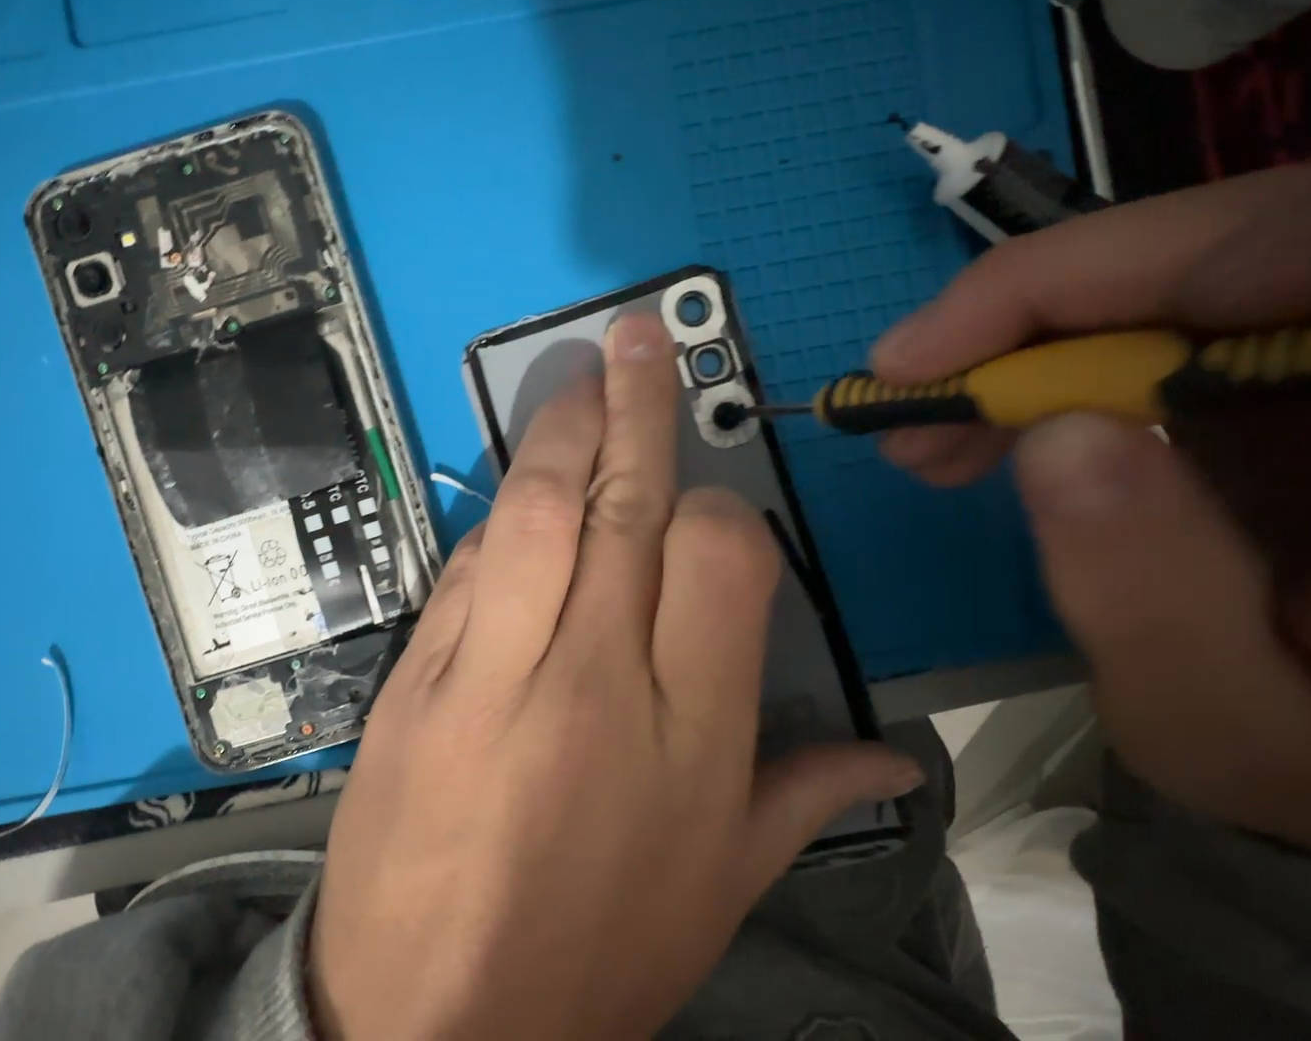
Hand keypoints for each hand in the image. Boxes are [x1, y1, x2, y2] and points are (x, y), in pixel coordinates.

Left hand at [309, 314, 923, 1038]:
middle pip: (625, 507)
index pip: (722, 556)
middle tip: (634, 338)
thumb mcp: (719, 888)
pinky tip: (512, 492)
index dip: (716, 507)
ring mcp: (493, 673)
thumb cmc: (595, 954)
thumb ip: (801, 797)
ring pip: (537, 514)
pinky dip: (495, 521)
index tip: (706, 497)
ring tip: (577, 374)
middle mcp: (595, 680)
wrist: (434, 1017)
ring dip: (558, 432)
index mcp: (693, 733)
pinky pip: (466, 570)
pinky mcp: (415, 680)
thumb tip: (895, 756)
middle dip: (634, 409)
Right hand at [870, 129, 1310, 863]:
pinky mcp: (1278, 362)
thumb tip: (1053, 434)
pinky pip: (1151, 311)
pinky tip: (975, 416)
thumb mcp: (1225, 727)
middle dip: (1055, 298)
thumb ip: (1152, 600)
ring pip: (1183, 262)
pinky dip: (1041, 351)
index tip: (1051, 339)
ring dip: (1024, 328)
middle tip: (910, 386)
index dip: (1265, 241)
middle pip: (1258, 231)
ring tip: (922, 427)